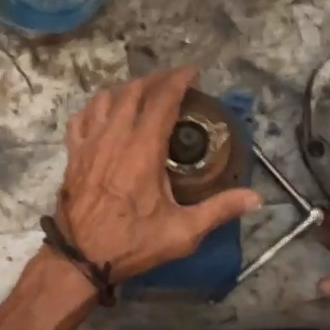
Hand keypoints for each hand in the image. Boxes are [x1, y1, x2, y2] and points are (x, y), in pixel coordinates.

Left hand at [55, 66, 261, 281]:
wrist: (80, 258)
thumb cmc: (132, 243)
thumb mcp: (182, 232)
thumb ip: (219, 210)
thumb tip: (256, 199)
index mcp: (143, 149)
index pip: (163, 99)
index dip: (179, 79)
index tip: (194, 71)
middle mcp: (115, 136)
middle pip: (134, 91)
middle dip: (156, 80)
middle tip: (173, 82)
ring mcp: (90, 143)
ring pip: (105, 98)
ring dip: (125, 90)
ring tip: (141, 95)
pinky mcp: (73, 154)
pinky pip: (81, 118)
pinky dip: (95, 108)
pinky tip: (104, 114)